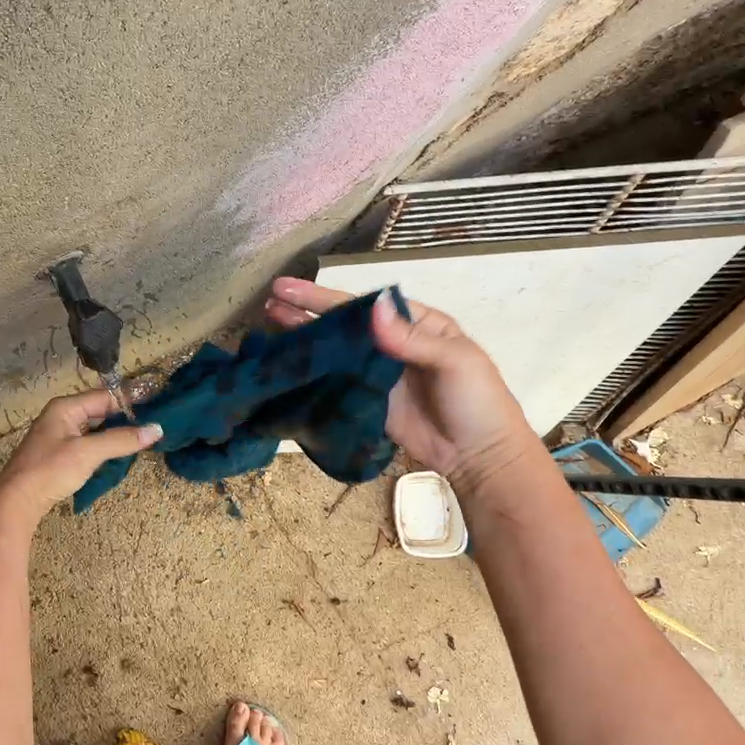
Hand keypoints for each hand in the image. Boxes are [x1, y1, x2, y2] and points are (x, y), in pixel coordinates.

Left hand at [0, 391, 161, 524]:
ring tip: (141, 440)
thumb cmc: (50, 471)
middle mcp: (60, 416)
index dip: (130, 400)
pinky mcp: (57, 454)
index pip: (104, 396)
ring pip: (93, 429)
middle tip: (154, 425)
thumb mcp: (88, 453)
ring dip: (114, 434)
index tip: (158, 404)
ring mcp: (57, 435)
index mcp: (65, 407)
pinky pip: (86, 443)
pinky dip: (102, 447)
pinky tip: (117, 455)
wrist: (16, 501)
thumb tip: (156, 429)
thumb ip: (121, 440)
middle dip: (124, 418)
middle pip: (99, 411)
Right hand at [265, 277, 541, 492]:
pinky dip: (308, 371)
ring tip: (267, 325)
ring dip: (301, 337)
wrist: (478, 456)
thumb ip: (412, 338)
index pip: (363, 305)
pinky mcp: (362, 399)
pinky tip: (284, 363)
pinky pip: (331, 380)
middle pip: (341, 323)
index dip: (324, 297)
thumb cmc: (477, 401)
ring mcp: (374, 372)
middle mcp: (390, 344)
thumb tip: (372, 309)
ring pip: (332, 349)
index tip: (288, 288)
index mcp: (416, 324)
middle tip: (268, 302)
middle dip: (304, 311)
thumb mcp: (456, 361)